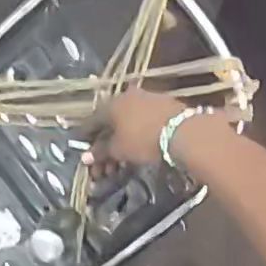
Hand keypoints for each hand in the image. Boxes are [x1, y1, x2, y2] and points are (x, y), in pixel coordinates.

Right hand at [85, 89, 229, 178]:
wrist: (182, 131)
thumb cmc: (143, 140)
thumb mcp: (119, 149)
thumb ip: (101, 152)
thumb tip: (85, 157)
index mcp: (112, 104)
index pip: (92, 121)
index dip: (85, 138)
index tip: (82, 151)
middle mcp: (127, 96)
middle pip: (111, 124)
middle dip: (105, 148)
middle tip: (103, 169)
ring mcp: (147, 98)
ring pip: (127, 124)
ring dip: (120, 144)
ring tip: (119, 165)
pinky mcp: (164, 105)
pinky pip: (142, 122)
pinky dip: (135, 136)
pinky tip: (137, 150)